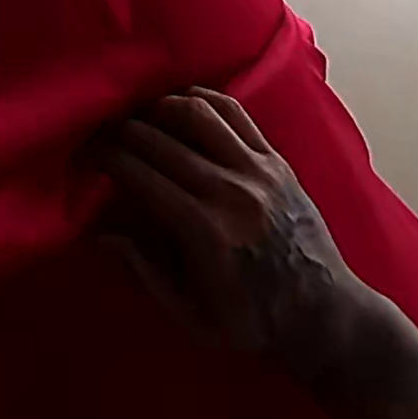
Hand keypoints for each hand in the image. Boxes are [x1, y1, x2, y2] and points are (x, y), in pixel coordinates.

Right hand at [95, 87, 364, 361]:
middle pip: (159, 139)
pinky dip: (202, 97)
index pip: (139, 173)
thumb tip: (97, 232)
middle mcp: (230, 192)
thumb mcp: (191, 316)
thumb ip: (142, 271)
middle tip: (101, 131)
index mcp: (204, 231)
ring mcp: (257, 170)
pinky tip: (180, 101)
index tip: (88, 153)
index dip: (106, 156)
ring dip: (158, 106)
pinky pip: (233, 112)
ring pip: (196, 113)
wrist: (329, 318)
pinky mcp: (276, 160)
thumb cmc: (253, 321)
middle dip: (120, 129)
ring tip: (140, 115)